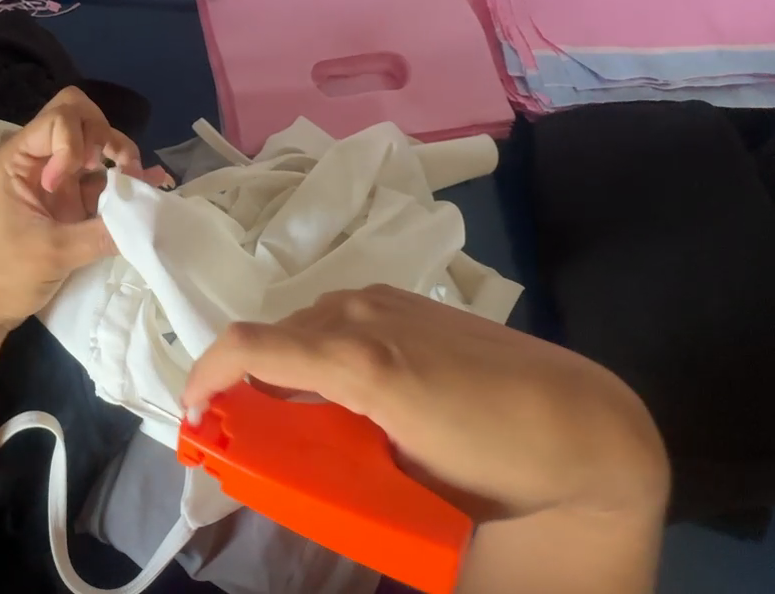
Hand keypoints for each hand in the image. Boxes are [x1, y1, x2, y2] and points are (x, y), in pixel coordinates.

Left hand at [0, 87, 169, 338]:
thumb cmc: (5, 274)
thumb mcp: (54, 253)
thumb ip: (104, 232)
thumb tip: (151, 218)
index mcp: (16, 159)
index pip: (59, 118)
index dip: (73, 145)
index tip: (60, 186)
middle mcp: (36, 158)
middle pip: (79, 117)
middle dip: (106, 139)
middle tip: (119, 171)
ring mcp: (54, 176)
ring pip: (94, 143)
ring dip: (119, 158)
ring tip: (134, 186)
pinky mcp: (69, 197)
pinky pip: (100, 175)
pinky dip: (123, 181)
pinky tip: (146, 190)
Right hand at [182, 285, 667, 522]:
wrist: (581, 419)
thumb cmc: (494, 461)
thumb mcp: (401, 476)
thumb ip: (327, 455)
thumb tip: (278, 454)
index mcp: (353, 358)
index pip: (247, 346)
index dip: (204, 376)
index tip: (193, 416)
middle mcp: (356, 312)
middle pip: (268, 335)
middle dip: (240, 378)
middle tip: (240, 427)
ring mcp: (380, 298)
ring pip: (300, 324)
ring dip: (280, 363)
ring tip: (293, 413)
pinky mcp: (400, 298)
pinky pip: (334, 316)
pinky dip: (315, 348)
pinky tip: (342, 386)